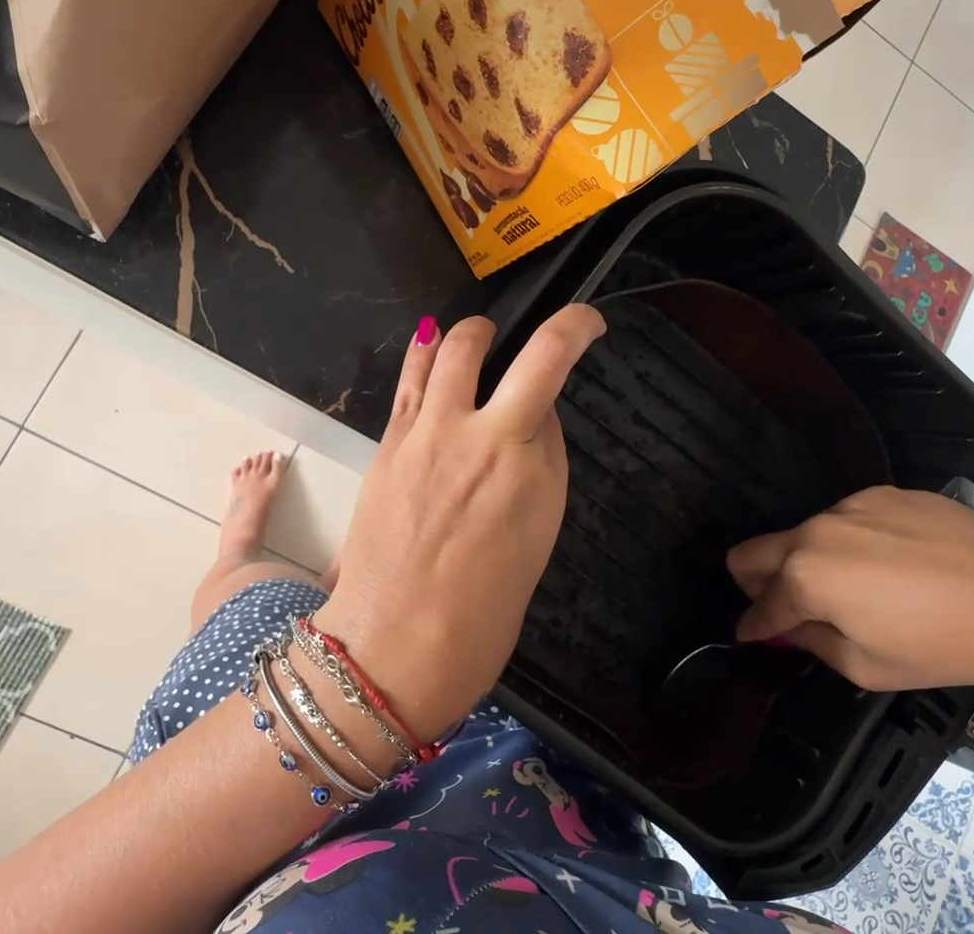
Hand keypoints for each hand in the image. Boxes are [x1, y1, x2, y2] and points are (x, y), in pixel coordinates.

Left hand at [311, 306, 607, 740]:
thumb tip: (528, 426)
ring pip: (457, 347)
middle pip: (532, 354)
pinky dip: (425, 355)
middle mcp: (490, 439)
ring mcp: (433, 434)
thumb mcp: (534, 540)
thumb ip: (536, 473)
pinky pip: (411, 379)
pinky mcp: (390, 442)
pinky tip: (429, 347)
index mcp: (537, 473)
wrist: (396, 645)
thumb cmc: (479, 617)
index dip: (570, 358)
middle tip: (556, 329)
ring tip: (479, 337)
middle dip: (557, 327)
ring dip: (476, 333)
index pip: (557, 398)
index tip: (583, 332)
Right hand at [728, 485, 973, 700]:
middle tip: (784, 610)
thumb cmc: (945, 647)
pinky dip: (853, 544)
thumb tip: (790, 626)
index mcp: (805, 576)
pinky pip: (850, 520)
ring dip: (811, 562)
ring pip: (804, 534)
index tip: (752, 636)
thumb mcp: (867, 668)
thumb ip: (811, 643)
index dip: (753, 627)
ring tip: (858, 591)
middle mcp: (817, 530)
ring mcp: (854, 506)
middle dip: (756, 583)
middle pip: (752, 551)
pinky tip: (897, 568)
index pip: (759, 604)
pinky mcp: (890, 494)